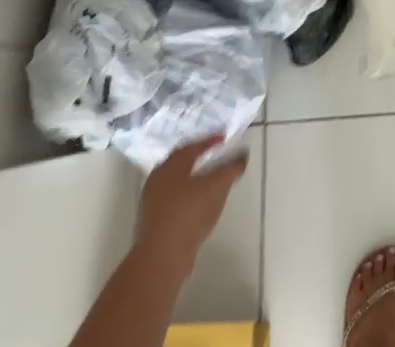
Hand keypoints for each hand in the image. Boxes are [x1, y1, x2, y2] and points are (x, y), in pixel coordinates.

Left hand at [135, 138, 249, 262]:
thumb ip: (230, 169)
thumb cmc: (189, 215)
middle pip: (180, 163)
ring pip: (176, 182)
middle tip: (214, 155)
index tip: (223, 138)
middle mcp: (157, 180)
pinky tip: (199, 204)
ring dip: (193, 178)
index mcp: (170, 167)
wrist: (161, 257)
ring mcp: (152, 202)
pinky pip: (174, 200)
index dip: (209, 141)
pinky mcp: (154, 221)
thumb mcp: (216, 188)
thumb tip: (242, 155)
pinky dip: (188, 195)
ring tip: (210, 180)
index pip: (191, 146)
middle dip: (198, 157)